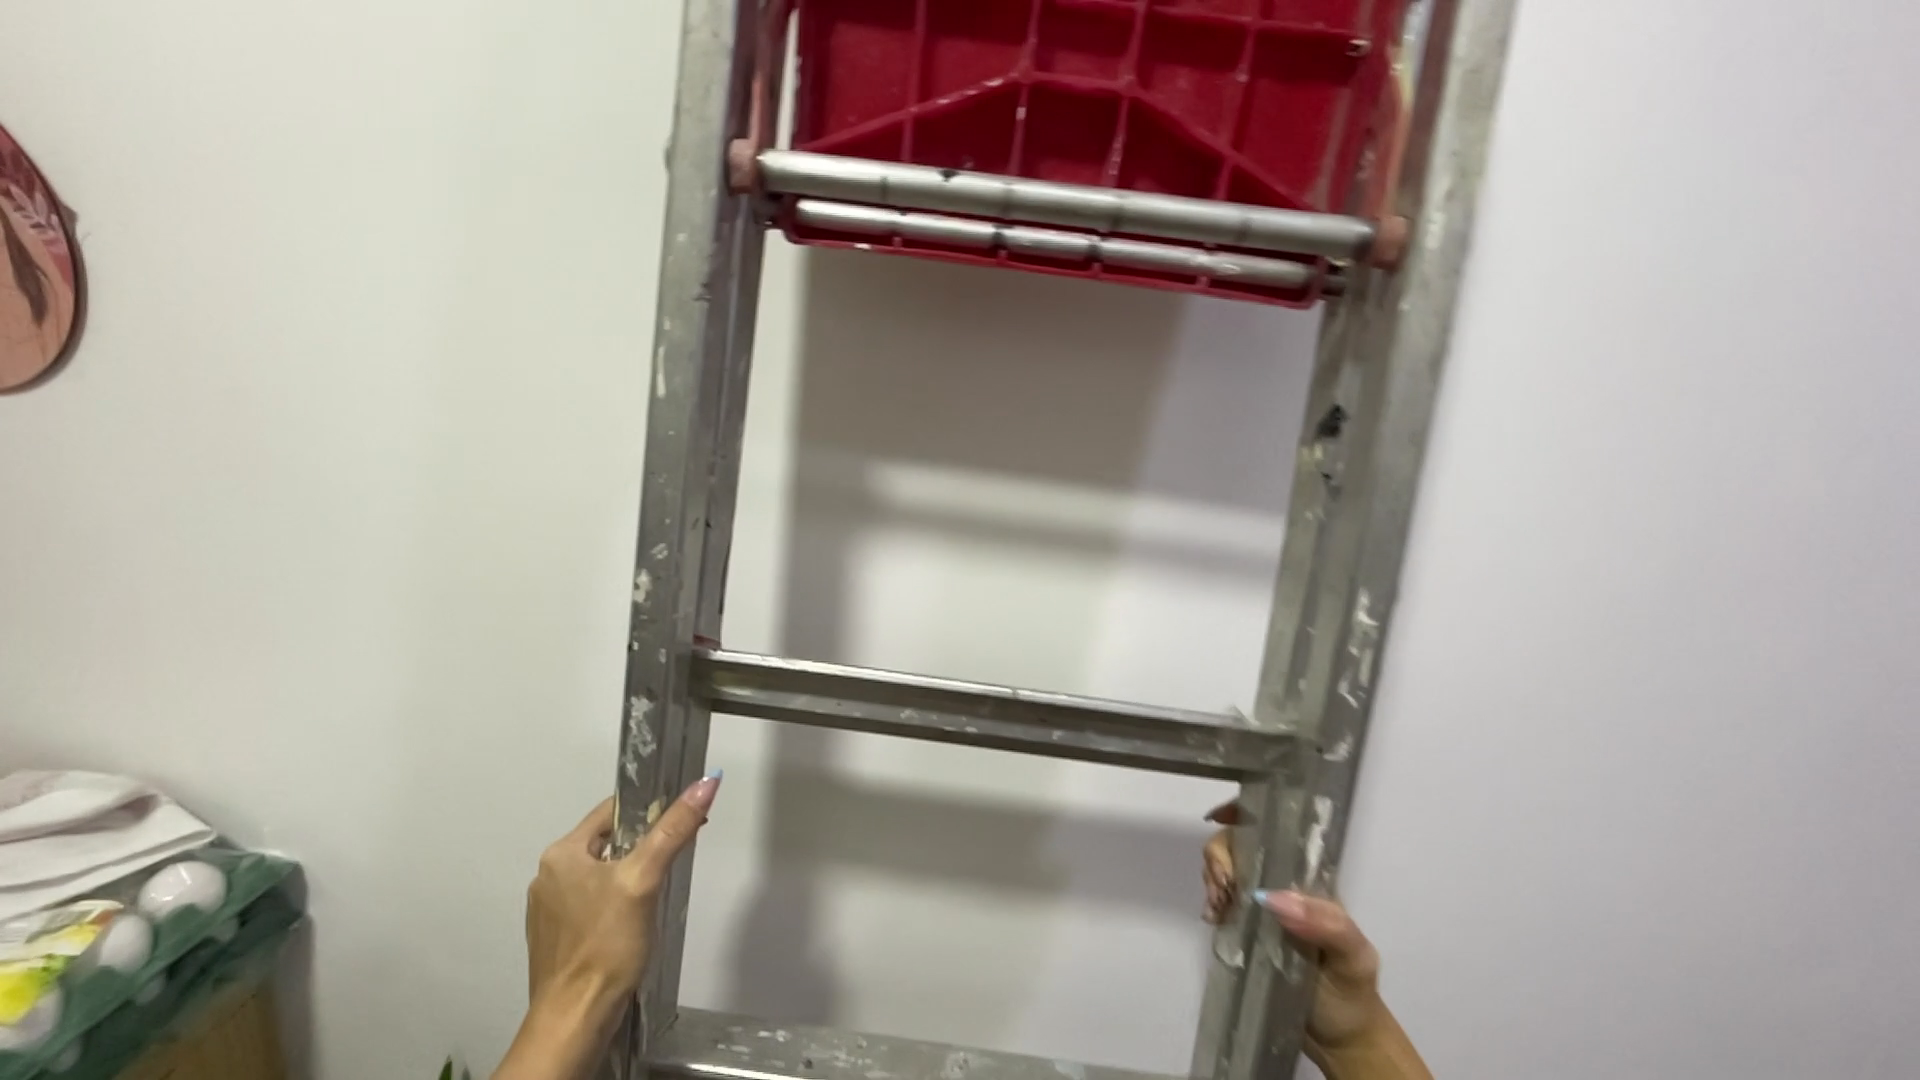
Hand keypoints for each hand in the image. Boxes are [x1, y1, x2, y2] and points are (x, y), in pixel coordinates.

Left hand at [496, 772, 721, 1079]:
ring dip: (630, 874)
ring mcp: (548, 910)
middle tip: (678, 855)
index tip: (681, 819)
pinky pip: (592, 903)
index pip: (611, 811)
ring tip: (659, 890)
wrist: (575, 1019)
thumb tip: (707, 781)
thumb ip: (674, 828)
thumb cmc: (607, 944)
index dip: (649, 810)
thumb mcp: (645, 878)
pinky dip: (616, 902)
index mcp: (561, 854)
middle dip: (643, 845)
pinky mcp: (556, 938)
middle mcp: (547, 876)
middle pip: (608, 842)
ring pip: (601, 874)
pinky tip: (634, 920)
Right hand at [1201, 803, 1384, 1046]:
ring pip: (1224, 866)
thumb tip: (1273, 897)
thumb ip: (1326, 924)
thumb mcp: (1353, 958)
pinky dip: (1210, 900)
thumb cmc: (1351, 991)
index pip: (1278, 827)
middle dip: (1220, 856)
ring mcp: (1261, 903)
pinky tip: (1214, 919)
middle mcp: (1282, 881)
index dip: (1245, 812)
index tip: (1219, 818)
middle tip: (1222, 890)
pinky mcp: (1245, 924)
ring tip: (1219, 910)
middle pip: (1240, 842)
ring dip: (1213, 878)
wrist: (1338, 1038)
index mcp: (1310, 878)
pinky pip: (1218, 897)